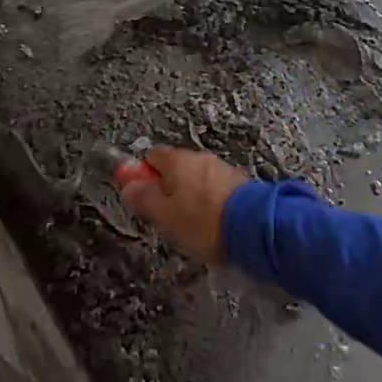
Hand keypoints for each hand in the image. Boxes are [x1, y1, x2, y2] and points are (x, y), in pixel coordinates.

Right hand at [119, 145, 249, 263]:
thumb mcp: (165, 215)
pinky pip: (213, 187)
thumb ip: (144, 198)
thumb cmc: (202, 222)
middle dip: (167, 188)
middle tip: (165, 215)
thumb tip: (128, 186)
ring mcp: (220, 168)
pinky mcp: (237, 181)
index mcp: (178, 160)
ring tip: (189, 223)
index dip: (143, 174)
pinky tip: (210, 221)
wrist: (253, 226)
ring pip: (195, 177)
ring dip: (188, 194)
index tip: (141, 195)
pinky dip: (207, 199)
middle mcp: (200, 157)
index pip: (152, 155)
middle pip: (174, 167)